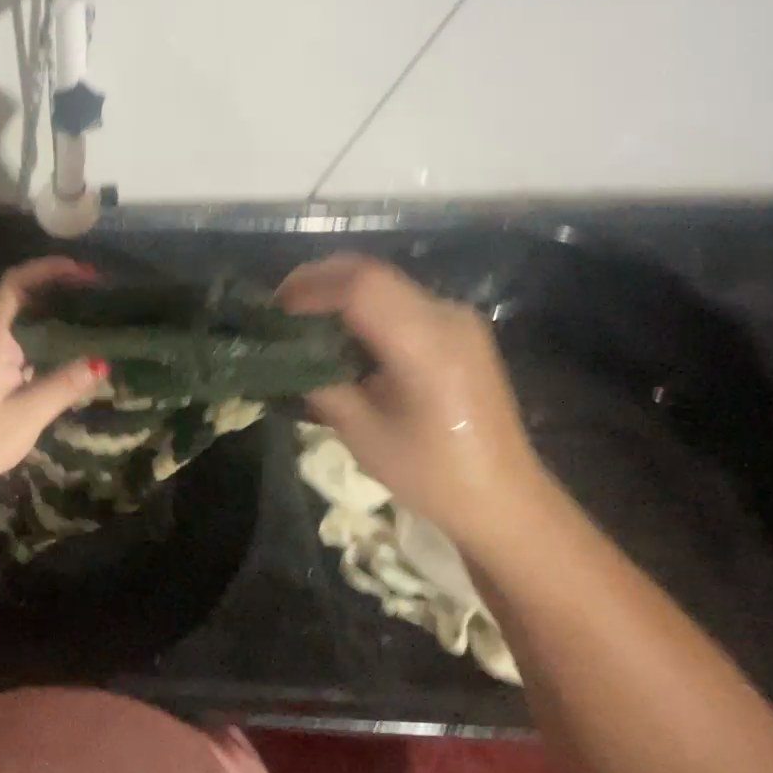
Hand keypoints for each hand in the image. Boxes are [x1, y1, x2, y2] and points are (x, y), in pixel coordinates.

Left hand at [0, 257, 109, 497]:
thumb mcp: (28, 414)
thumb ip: (64, 385)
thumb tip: (102, 362)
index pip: (13, 286)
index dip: (45, 270)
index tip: (81, 271)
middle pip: (19, 298)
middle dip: (55, 287)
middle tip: (97, 291)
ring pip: (21, 323)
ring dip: (52, 313)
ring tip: (93, 314)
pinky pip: (20, 344)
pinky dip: (46, 339)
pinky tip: (71, 351)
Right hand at [277, 252, 549, 540]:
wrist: (503, 498)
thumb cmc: (429, 473)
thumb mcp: (359, 431)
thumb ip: (317, 381)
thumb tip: (276, 354)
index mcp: (426, 345)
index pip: (359, 287)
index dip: (307, 290)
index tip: (269, 312)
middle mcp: (446, 317)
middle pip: (368, 273)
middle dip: (313, 283)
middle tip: (274, 311)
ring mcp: (455, 319)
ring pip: (380, 282)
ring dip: (333, 292)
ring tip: (296, 322)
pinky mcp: (455, 329)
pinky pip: (394, 300)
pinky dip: (356, 305)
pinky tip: (334, 334)